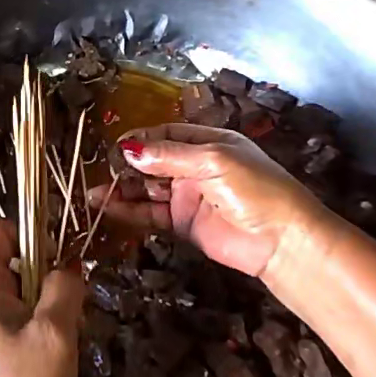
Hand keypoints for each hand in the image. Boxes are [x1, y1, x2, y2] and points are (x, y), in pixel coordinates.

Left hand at [0, 220, 83, 376]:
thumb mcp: (54, 328)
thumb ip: (65, 283)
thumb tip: (70, 263)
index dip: (32, 227)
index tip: (63, 244)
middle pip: (15, 253)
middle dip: (48, 263)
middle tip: (76, 282)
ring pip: (24, 281)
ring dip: (51, 291)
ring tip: (72, 313)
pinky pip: (24, 306)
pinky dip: (46, 311)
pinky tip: (64, 332)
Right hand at [91, 124, 341, 280]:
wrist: (283, 241)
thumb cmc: (256, 189)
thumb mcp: (214, 162)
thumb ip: (170, 157)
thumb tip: (129, 149)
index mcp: (208, 142)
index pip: (166, 135)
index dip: (141, 140)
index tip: (114, 147)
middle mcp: (195, 166)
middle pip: (153, 161)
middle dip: (127, 165)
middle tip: (99, 171)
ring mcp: (188, 196)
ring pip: (147, 188)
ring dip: (122, 189)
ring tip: (92, 192)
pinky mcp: (183, 224)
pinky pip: (150, 214)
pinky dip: (128, 211)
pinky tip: (106, 208)